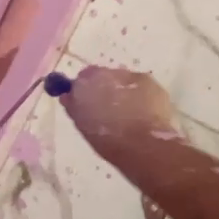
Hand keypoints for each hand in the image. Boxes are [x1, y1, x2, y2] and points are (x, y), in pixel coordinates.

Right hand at [59, 66, 177, 156]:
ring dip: (124, 91)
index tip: (88, 100)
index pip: (84, 77)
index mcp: (87, 81)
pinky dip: (141, 95)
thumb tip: (67, 95)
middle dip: (106, 88)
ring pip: (124, 80)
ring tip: (129, 114)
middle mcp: (108, 72)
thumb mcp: (83, 123)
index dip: (86, 88)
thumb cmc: (107, 138)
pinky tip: (143, 113)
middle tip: (109, 109)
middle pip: (105, 76)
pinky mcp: (151, 83)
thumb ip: (73, 105)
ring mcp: (132, 76)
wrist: (142, 146)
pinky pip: (141, 86)